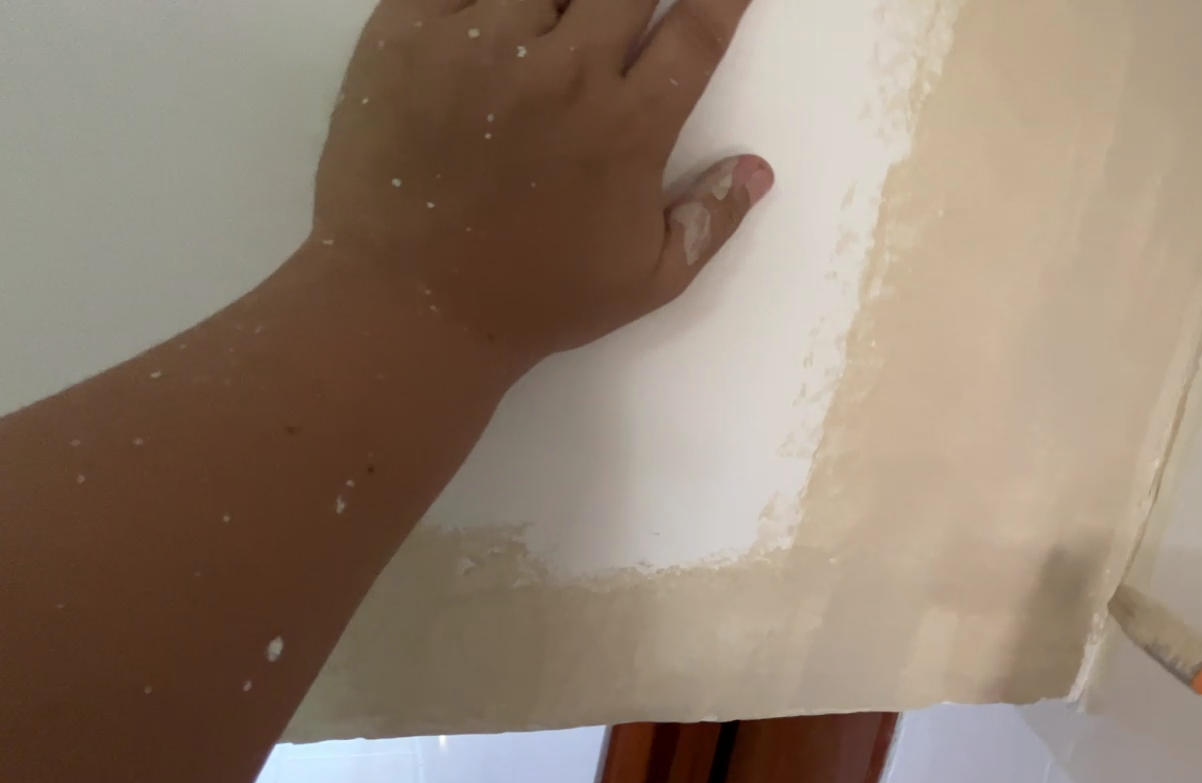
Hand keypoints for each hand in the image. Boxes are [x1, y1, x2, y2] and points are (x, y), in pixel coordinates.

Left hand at [312, 0, 772, 367]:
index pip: (694, 36)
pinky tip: (512, 7)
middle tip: (645, 4)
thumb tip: (758, 170)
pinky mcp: (408, 27)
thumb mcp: (653, 279)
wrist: (421, 299)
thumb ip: (711, 220)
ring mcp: (481, 39)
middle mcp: (565, 69)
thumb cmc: (548, 295)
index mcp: (629, 129)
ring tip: (583, 6)